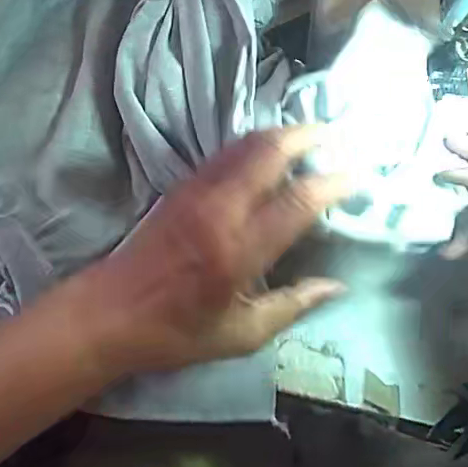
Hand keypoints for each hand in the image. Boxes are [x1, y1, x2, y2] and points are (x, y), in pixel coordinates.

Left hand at [66, 127, 349, 378]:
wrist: (110, 310)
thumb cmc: (176, 331)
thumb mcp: (240, 334)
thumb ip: (293, 305)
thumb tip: (336, 286)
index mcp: (239, 250)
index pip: (296, 202)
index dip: (332, 182)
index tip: (357, 174)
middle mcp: (221, 209)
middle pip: (268, 153)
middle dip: (306, 136)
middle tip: (335, 133)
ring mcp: (198, 191)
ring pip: (245, 145)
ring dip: (280, 134)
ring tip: (309, 134)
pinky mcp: (181, 185)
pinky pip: (225, 153)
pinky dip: (253, 143)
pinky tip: (267, 148)